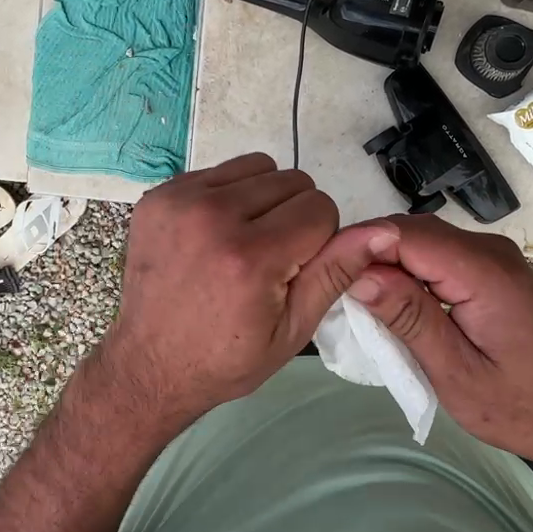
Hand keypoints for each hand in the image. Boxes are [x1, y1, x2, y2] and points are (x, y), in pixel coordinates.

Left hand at [102, 153, 399, 420]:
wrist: (149, 365)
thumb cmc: (227, 358)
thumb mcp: (293, 329)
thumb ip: (336, 272)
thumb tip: (383, 231)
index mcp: (250, 256)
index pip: (320, 207)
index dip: (318, 239)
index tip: (294, 269)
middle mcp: (212, 217)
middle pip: (291, 181)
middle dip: (292, 216)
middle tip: (270, 258)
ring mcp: (179, 201)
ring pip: (256, 167)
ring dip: (261, 199)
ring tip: (243, 241)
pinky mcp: (158, 196)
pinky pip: (217, 171)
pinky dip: (225, 196)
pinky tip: (213, 236)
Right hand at [343, 214, 532, 473]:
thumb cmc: (520, 408)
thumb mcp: (457, 374)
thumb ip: (410, 319)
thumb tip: (361, 275)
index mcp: (485, 274)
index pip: (406, 236)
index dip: (359, 244)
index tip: (321, 269)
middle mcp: (491, 251)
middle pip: (411, 230)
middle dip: (365, 249)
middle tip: (327, 283)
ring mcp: (493, 257)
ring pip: (421, 238)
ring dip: (383, 258)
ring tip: (348, 291)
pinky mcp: (491, 269)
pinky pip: (437, 253)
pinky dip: (406, 267)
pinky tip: (386, 295)